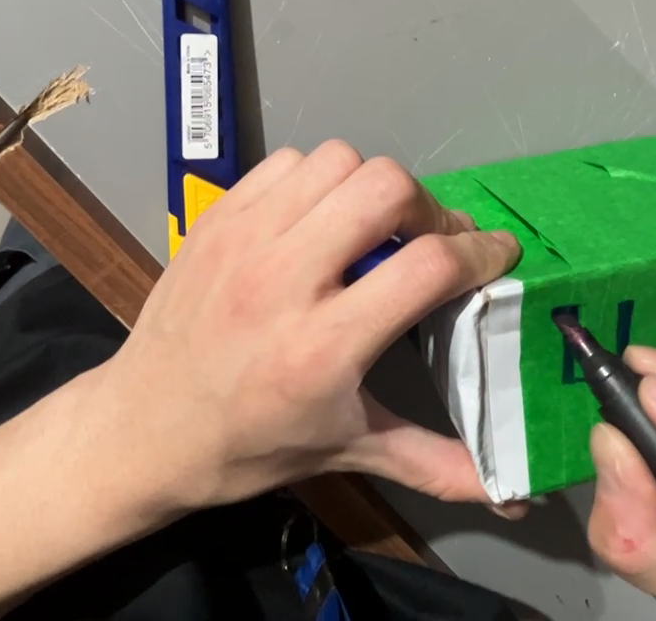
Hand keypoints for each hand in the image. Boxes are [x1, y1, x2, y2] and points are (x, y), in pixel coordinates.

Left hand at [102, 140, 520, 512]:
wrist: (141, 427)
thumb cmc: (248, 445)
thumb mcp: (345, 451)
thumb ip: (434, 462)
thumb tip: (514, 493)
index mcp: (322, 347)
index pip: (425, 267)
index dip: (479, 252)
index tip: (495, 254)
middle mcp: (284, 280)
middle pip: (383, 188)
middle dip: (426, 206)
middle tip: (428, 238)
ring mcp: (244, 238)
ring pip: (336, 162)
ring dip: (370, 186)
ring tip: (372, 226)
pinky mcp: (218, 217)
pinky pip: (287, 163)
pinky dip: (318, 180)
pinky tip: (318, 217)